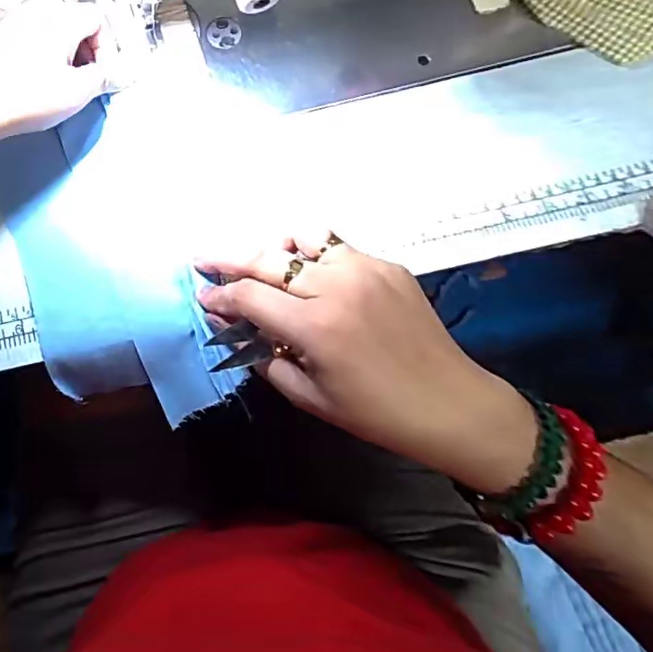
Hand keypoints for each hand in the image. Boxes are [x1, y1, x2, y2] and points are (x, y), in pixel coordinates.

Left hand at [0, 0, 116, 162]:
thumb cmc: (24, 97)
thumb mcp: (76, 93)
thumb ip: (105, 78)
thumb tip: (122, 74)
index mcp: (62, 18)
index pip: (98, 17)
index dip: (107, 45)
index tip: (102, 71)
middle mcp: (35, 8)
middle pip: (71, 6)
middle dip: (83, 34)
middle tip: (84, 65)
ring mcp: (9, 16)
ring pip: (43, 9)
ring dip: (58, 31)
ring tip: (59, 63)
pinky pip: (17, 20)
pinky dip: (29, 33)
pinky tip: (28, 55)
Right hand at [196, 235, 539, 494]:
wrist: (449, 402)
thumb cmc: (374, 412)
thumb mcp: (308, 395)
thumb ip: (263, 355)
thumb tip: (231, 325)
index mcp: (316, 326)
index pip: (249, 296)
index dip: (219, 296)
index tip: (202, 296)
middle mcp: (338, 286)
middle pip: (268, 258)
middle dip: (230, 260)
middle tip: (207, 262)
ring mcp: (366, 268)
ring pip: (304, 239)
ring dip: (277, 250)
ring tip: (266, 265)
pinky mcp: (388, 264)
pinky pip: (339, 248)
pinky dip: (316, 257)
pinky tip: (314, 277)